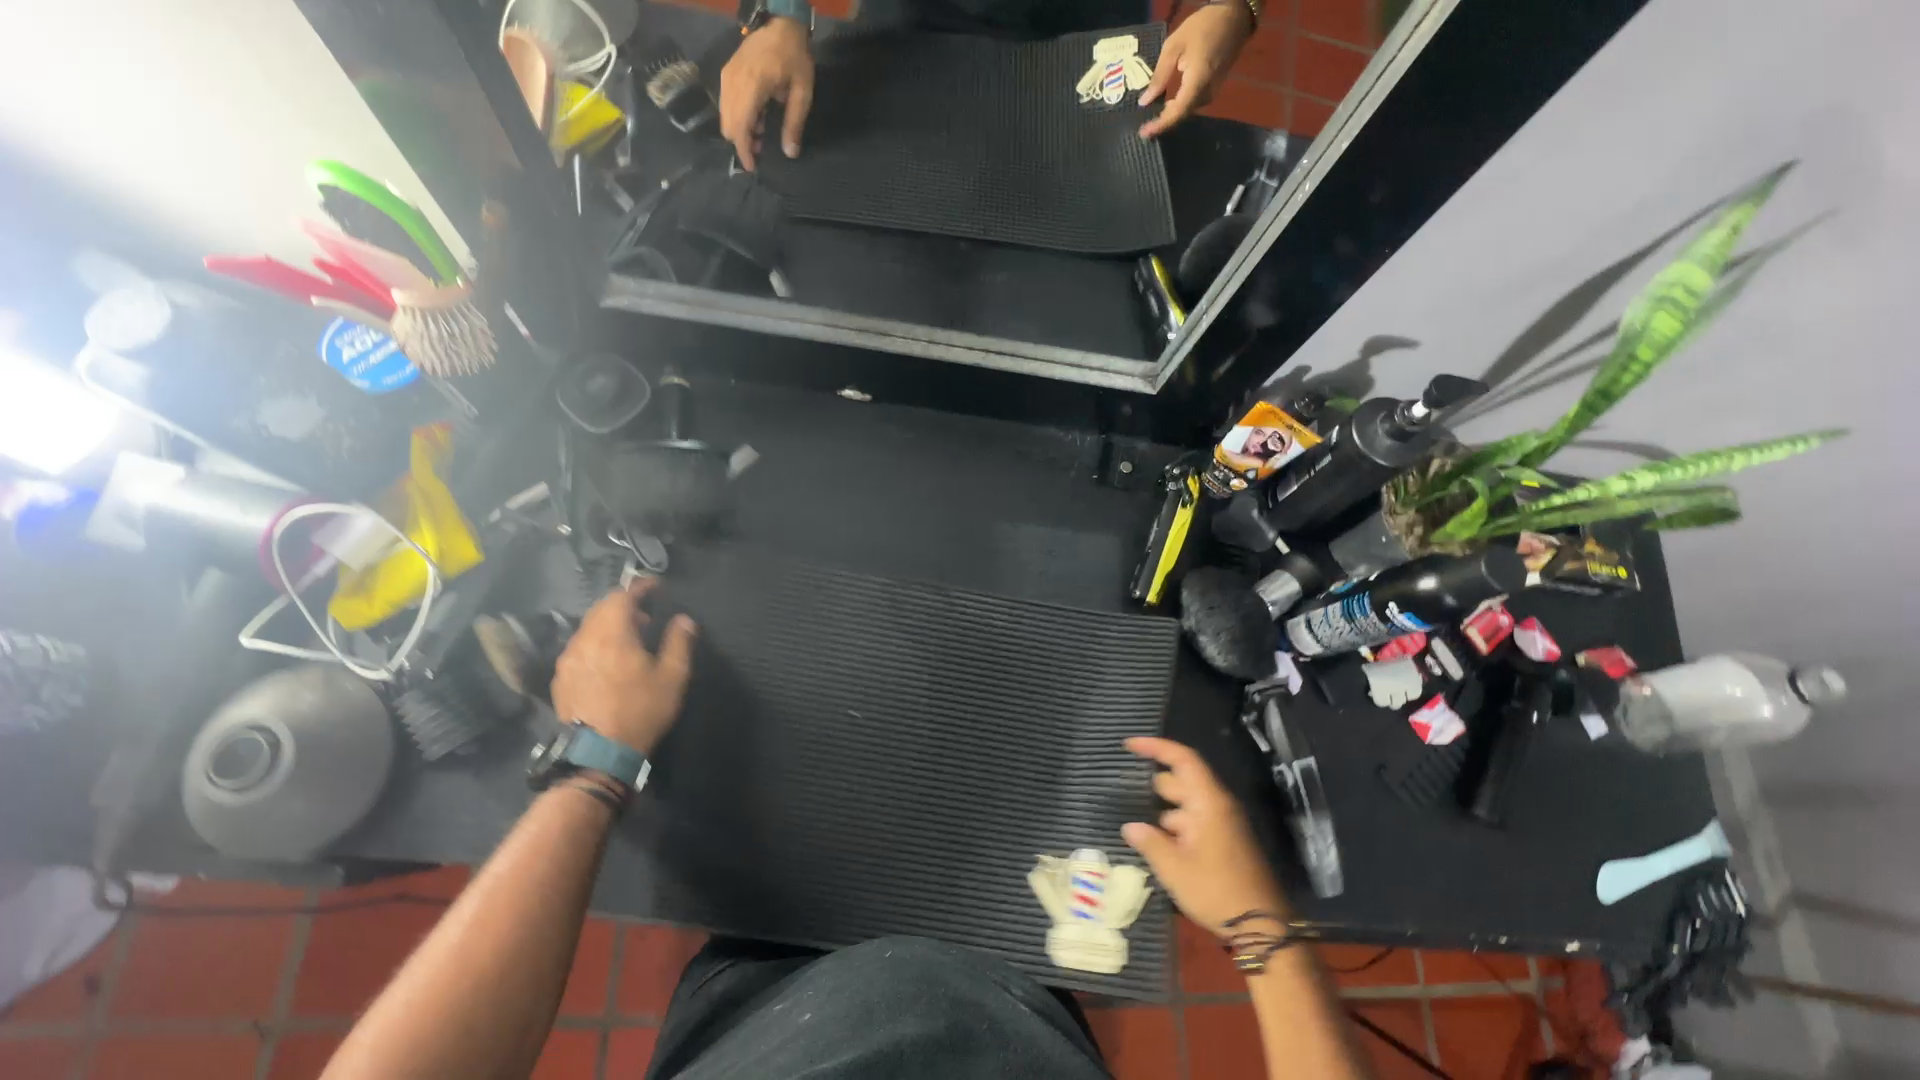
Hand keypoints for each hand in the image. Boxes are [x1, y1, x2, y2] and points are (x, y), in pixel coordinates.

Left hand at [550, 578, 696, 755]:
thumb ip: (679, 643)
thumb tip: (683, 619)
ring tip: (630, 638)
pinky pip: (579, 648)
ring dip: (609, 625)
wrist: (598, 754)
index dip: (640, 587)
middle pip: (601, 609)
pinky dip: (596, 643)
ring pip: (588, 628)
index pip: (622, 596)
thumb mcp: (672, 678)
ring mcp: (568, 660)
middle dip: (624, 605)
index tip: (656, 586)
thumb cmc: (641, 711)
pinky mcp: (561, 678)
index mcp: (613, 634)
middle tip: (646, 614)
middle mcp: (585, 640)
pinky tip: (609, 661)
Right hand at [719, 16, 814, 170]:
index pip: (740, 127)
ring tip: (761, 132)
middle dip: (742, 142)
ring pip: (725, 116)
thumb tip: (790, 153)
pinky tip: (756, 117)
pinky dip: (738, 116)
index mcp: (752, 87)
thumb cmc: (795, 56)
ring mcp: (727, 77)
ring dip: (740, 130)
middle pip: (728, 125)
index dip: (744, 151)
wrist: (781, 23)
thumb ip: (794, 123)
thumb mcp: (802, 92)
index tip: (752, 167)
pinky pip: (726, 104)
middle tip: (761, 149)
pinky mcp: (726, 74)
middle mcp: (733, 83)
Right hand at [1120, 736, 1287, 934]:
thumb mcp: (1175, 869)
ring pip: (1185, 806)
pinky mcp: (1224, 843)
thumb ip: (1150, 842)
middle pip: (1182, 782)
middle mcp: (1217, 807)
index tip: (1130, 744)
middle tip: (1123, 792)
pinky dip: (1173, 828)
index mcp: (1209, 803)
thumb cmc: (1216, 891)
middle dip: (1153, 786)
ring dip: (1161, 812)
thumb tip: (1130, 826)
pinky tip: (1154, 844)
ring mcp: (1222, 825)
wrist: (1261, 926)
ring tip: (1132, 820)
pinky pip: (1193, 823)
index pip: (1183, 759)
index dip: (1156, 747)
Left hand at [1139, 2, 1254, 137]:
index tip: (1144, 133)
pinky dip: (1180, 105)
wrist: (1234, 16)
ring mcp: (1213, 90)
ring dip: (1171, 114)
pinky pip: (1195, 102)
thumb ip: (1159, 75)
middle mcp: (1207, 91)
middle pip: (1183, 114)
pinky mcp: (1215, 87)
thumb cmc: (1202, 26)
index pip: (1177, 112)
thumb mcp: (1173, 46)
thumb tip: (1145, 101)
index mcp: (1197, 81)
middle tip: (1145, 127)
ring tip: (1154, 114)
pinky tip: (1169, 102)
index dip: (1161, 125)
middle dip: (1163, 122)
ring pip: (1188, 110)